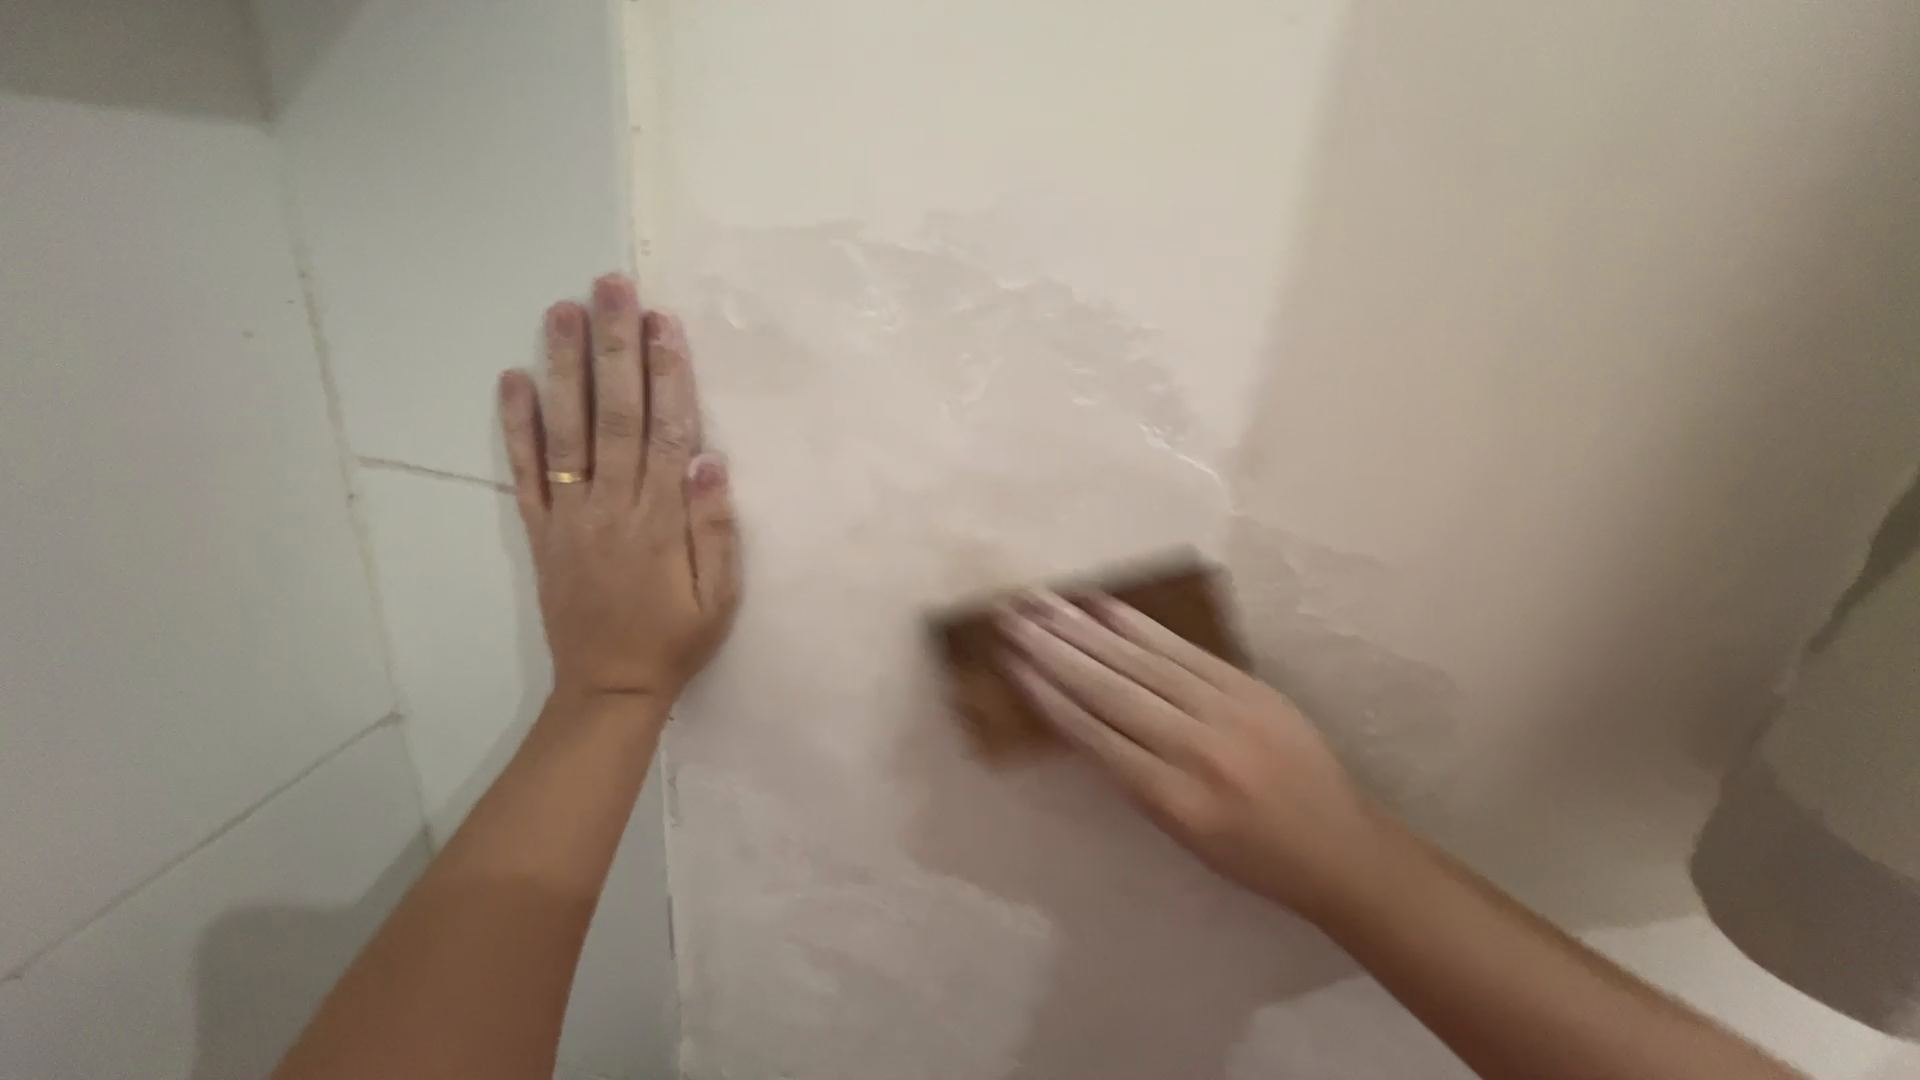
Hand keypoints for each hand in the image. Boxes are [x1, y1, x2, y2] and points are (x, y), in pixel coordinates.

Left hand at [498, 275, 739, 709]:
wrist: (610, 687)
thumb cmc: (677, 640)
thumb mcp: (720, 596)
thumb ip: (716, 528)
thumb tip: (712, 459)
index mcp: (660, 520)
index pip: (667, 433)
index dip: (667, 375)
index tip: (662, 322)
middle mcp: (611, 507)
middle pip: (615, 414)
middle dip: (614, 348)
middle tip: (610, 287)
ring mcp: (570, 517)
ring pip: (566, 432)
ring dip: (564, 369)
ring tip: (561, 310)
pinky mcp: (541, 532)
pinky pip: (526, 474)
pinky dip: (516, 427)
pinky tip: (512, 380)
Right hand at [998, 590, 1382, 919]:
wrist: (1341, 847)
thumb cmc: (1251, 857)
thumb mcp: (1179, 835)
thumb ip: (1131, 778)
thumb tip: (1083, 720)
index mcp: (1171, 798)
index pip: (1094, 736)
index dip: (1049, 696)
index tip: (1014, 664)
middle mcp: (1194, 747)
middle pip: (1109, 688)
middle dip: (1054, 649)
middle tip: (1013, 617)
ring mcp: (1226, 709)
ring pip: (1140, 661)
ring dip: (1085, 628)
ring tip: (1045, 603)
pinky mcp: (1248, 685)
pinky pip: (1182, 650)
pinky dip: (1139, 625)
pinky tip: (1105, 606)